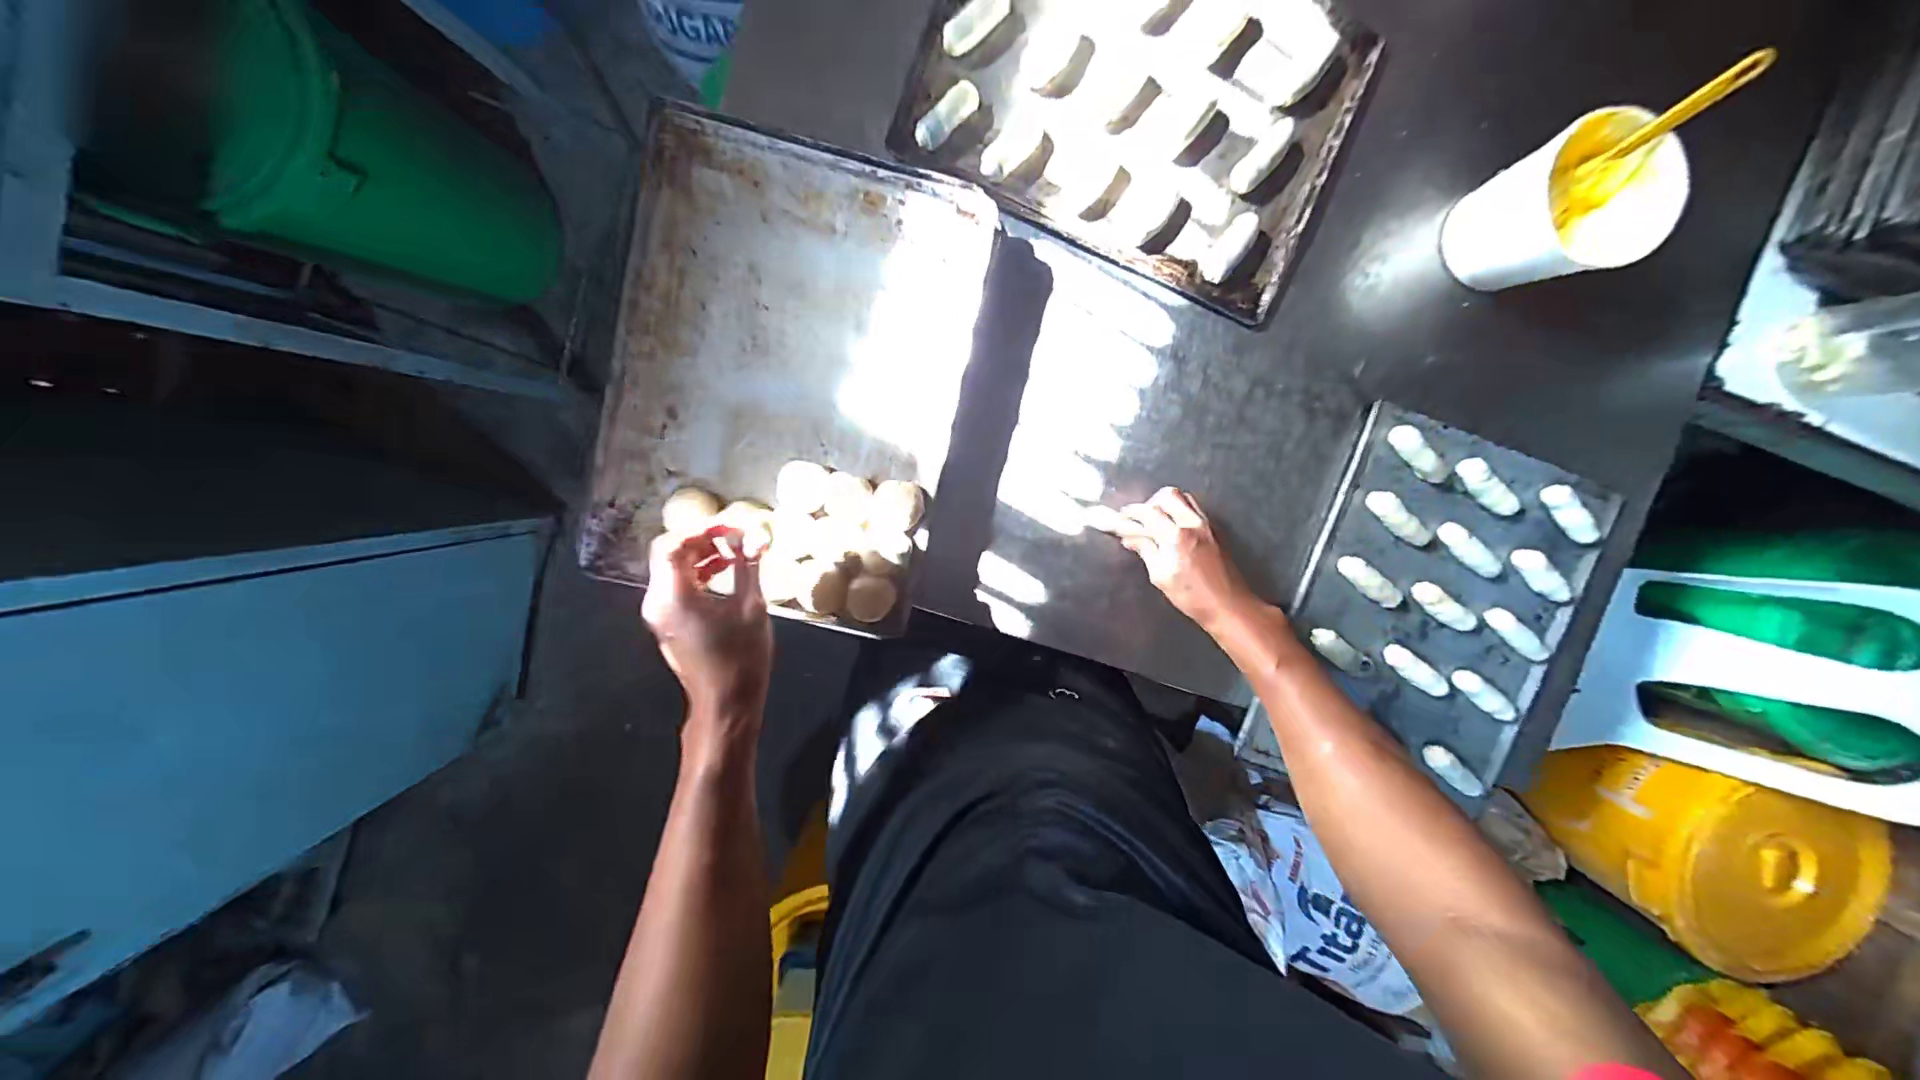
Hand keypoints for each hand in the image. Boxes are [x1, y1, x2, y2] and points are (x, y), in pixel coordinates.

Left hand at [642, 527, 773, 735]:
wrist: (726, 703)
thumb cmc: (741, 657)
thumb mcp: (751, 607)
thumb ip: (748, 567)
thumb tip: (753, 539)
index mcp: (673, 597)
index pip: (672, 545)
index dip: (700, 530)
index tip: (730, 528)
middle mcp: (657, 603)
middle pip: (670, 555)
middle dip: (703, 541)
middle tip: (735, 537)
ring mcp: (659, 615)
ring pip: (673, 570)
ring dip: (702, 556)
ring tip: (735, 552)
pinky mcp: (668, 623)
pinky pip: (677, 587)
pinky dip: (699, 575)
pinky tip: (726, 573)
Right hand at [1112, 487, 1258, 630]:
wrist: (1230, 605)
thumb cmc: (1193, 597)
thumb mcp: (1161, 576)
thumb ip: (1145, 550)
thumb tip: (1130, 537)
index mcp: (1177, 536)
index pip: (1148, 511)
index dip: (1131, 513)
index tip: (1121, 519)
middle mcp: (1193, 524)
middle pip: (1168, 495)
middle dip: (1149, 503)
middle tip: (1139, 520)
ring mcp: (1207, 525)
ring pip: (1183, 498)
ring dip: (1166, 505)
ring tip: (1156, 523)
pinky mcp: (1215, 530)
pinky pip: (1193, 509)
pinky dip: (1178, 512)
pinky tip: (1172, 530)